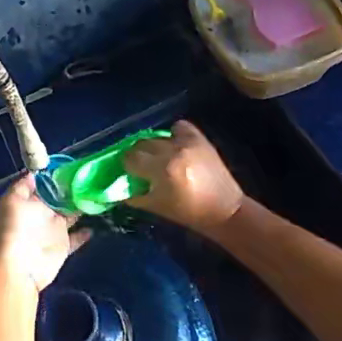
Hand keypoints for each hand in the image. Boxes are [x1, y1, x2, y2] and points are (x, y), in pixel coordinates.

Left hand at [0, 176, 87, 292]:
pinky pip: (77, 237)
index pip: (42, 185)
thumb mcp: (13, 200)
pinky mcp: (64, 245)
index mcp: (27, 202)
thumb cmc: (16, 228)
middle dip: (71, 189)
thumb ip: (23, 185)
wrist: (21, 264)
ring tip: (97, 194)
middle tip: (90, 176)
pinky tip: (97, 222)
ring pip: (70, 215)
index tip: (71, 166)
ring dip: (81, 207)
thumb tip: (33, 172)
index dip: (54, 175)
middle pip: (58, 199)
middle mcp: (40, 214)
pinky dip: (86, 232)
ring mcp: (53, 230)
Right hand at [122, 120, 245, 232]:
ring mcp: (187, 143)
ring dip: (153, 146)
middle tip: (141, 166)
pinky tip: (174, 145)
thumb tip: (116, 189)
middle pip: (141, 144)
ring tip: (158, 157)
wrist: (225, 210)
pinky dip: (173, 134)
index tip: (129, 171)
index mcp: (161, 169)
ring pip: (157, 136)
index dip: (127, 165)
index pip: (130, 158)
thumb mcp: (156, 207)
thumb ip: (134, 196)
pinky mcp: (199, 139)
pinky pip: (178, 127)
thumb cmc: (188, 213)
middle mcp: (173, 151)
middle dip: (137, 155)